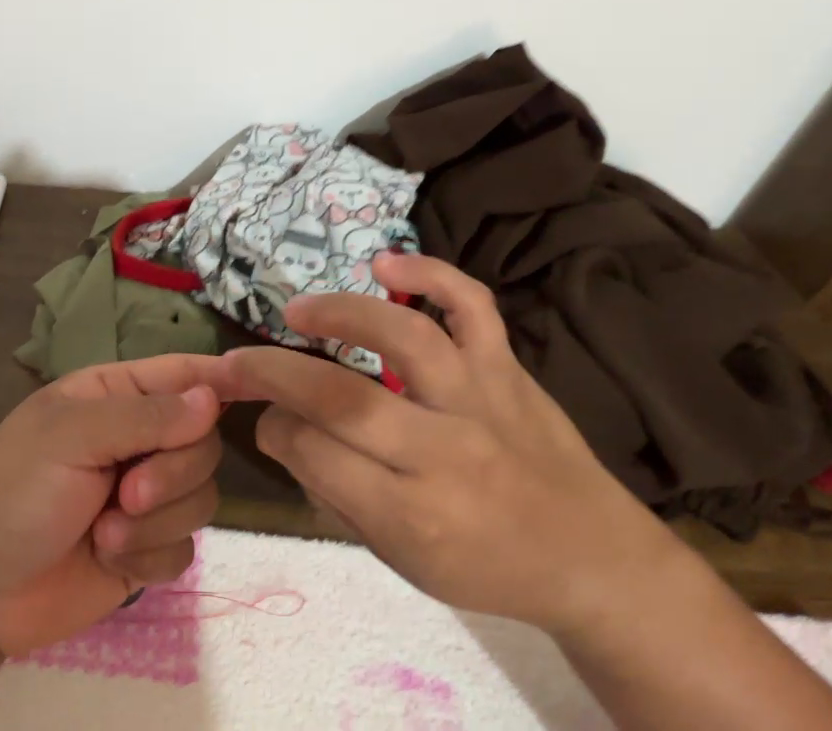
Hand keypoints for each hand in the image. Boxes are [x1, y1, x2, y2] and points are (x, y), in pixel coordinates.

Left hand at [0, 354, 226, 656]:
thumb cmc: (12, 494)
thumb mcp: (71, 438)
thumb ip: (145, 417)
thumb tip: (213, 396)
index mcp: (112, 397)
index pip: (181, 375)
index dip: (218, 380)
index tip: (255, 390)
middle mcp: (134, 441)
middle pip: (203, 443)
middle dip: (173, 473)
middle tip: (125, 493)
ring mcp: (142, 498)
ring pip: (202, 497)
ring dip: (156, 522)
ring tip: (104, 534)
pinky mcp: (145, 551)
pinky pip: (185, 548)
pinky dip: (151, 557)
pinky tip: (111, 561)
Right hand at [223, 253, 687, 637]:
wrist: (593, 559)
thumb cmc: (485, 568)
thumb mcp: (401, 560)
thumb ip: (336, 493)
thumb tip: (284, 429)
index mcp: (410, 515)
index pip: (314, 453)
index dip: (274, 430)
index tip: (265, 420)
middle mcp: (443, 453)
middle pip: (342, 397)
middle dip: (273, 373)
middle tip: (238, 361)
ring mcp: (481, 401)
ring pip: (405, 337)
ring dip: (340, 314)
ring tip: (298, 311)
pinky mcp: (509, 369)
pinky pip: (473, 308)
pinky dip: (432, 275)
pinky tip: (386, 263)